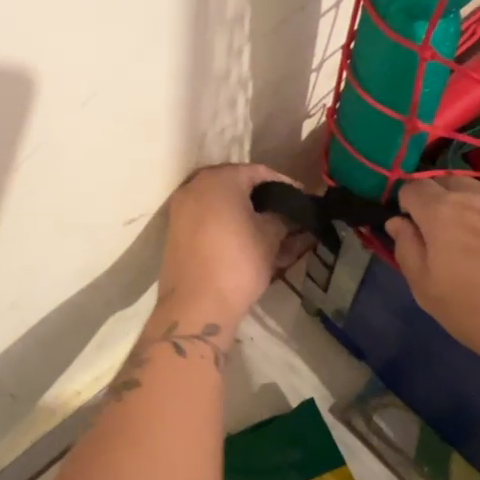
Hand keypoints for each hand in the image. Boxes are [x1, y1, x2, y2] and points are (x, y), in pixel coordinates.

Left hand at [157, 164, 309, 321]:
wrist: (196, 306)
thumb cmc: (238, 263)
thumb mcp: (270, 237)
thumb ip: (282, 217)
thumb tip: (288, 213)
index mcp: (219, 179)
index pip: (259, 172)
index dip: (285, 185)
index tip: (303, 198)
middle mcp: (195, 186)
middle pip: (237, 185)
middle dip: (263, 198)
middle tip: (286, 212)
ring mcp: (181, 209)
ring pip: (221, 203)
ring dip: (245, 213)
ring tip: (271, 230)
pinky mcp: (176, 232)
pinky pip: (207, 219)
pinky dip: (227, 225)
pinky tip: (247, 240)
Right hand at [386, 176, 479, 368]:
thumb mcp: (427, 292)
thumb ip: (407, 249)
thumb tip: (398, 222)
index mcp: (440, 211)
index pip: (411, 188)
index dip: (406, 207)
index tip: (412, 231)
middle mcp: (475, 193)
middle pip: (445, 182)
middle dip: (436, 201)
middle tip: (442, 237)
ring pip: (479, 188)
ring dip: (470, 204)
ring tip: (478, 237)